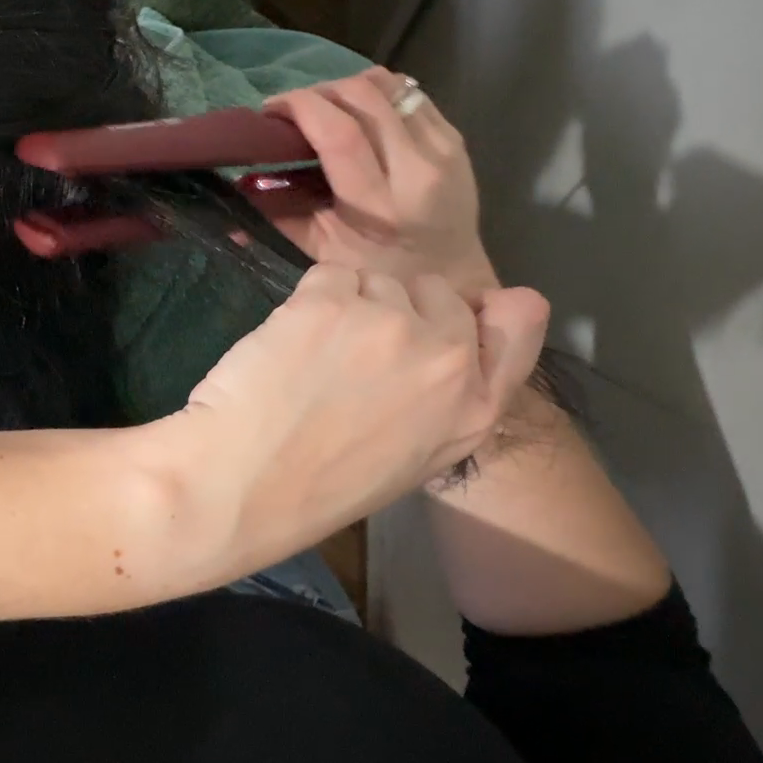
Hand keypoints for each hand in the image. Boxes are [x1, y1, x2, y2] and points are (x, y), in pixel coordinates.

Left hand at [147, 266, 549, 586]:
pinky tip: (286, 345)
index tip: (436, 318)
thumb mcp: (410, 458)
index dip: (476, 308)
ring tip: (310, 359)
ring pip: (375, 279)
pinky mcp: (332, 304)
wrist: (242, 487)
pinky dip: (306, 301)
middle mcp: (448, 359)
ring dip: (345, 304)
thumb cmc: (315, 487)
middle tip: (348, 356)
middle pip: (434, 290)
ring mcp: (391, 325)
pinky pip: (328, 274)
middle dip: (395, 308)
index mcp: (475, 409)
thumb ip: (439, 398)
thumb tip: (436, 340)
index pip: (521, 317)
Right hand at [262, 68, 500, 300]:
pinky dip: (375, 93)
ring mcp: (441, 147)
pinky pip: (408, 92)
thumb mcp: (325, 254)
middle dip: (318, 91)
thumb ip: (280, 222)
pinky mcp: (453, 136)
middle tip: (291, 109)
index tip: (270, 111)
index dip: (301, 107)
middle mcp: (417, 168)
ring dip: (346, 86)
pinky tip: (358, 112)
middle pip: (363, 96)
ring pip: (387, 84)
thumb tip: (228, 211)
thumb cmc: (378, 272)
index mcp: (379, 204)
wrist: (452, 275)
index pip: (339, 133)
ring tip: (324, 107)